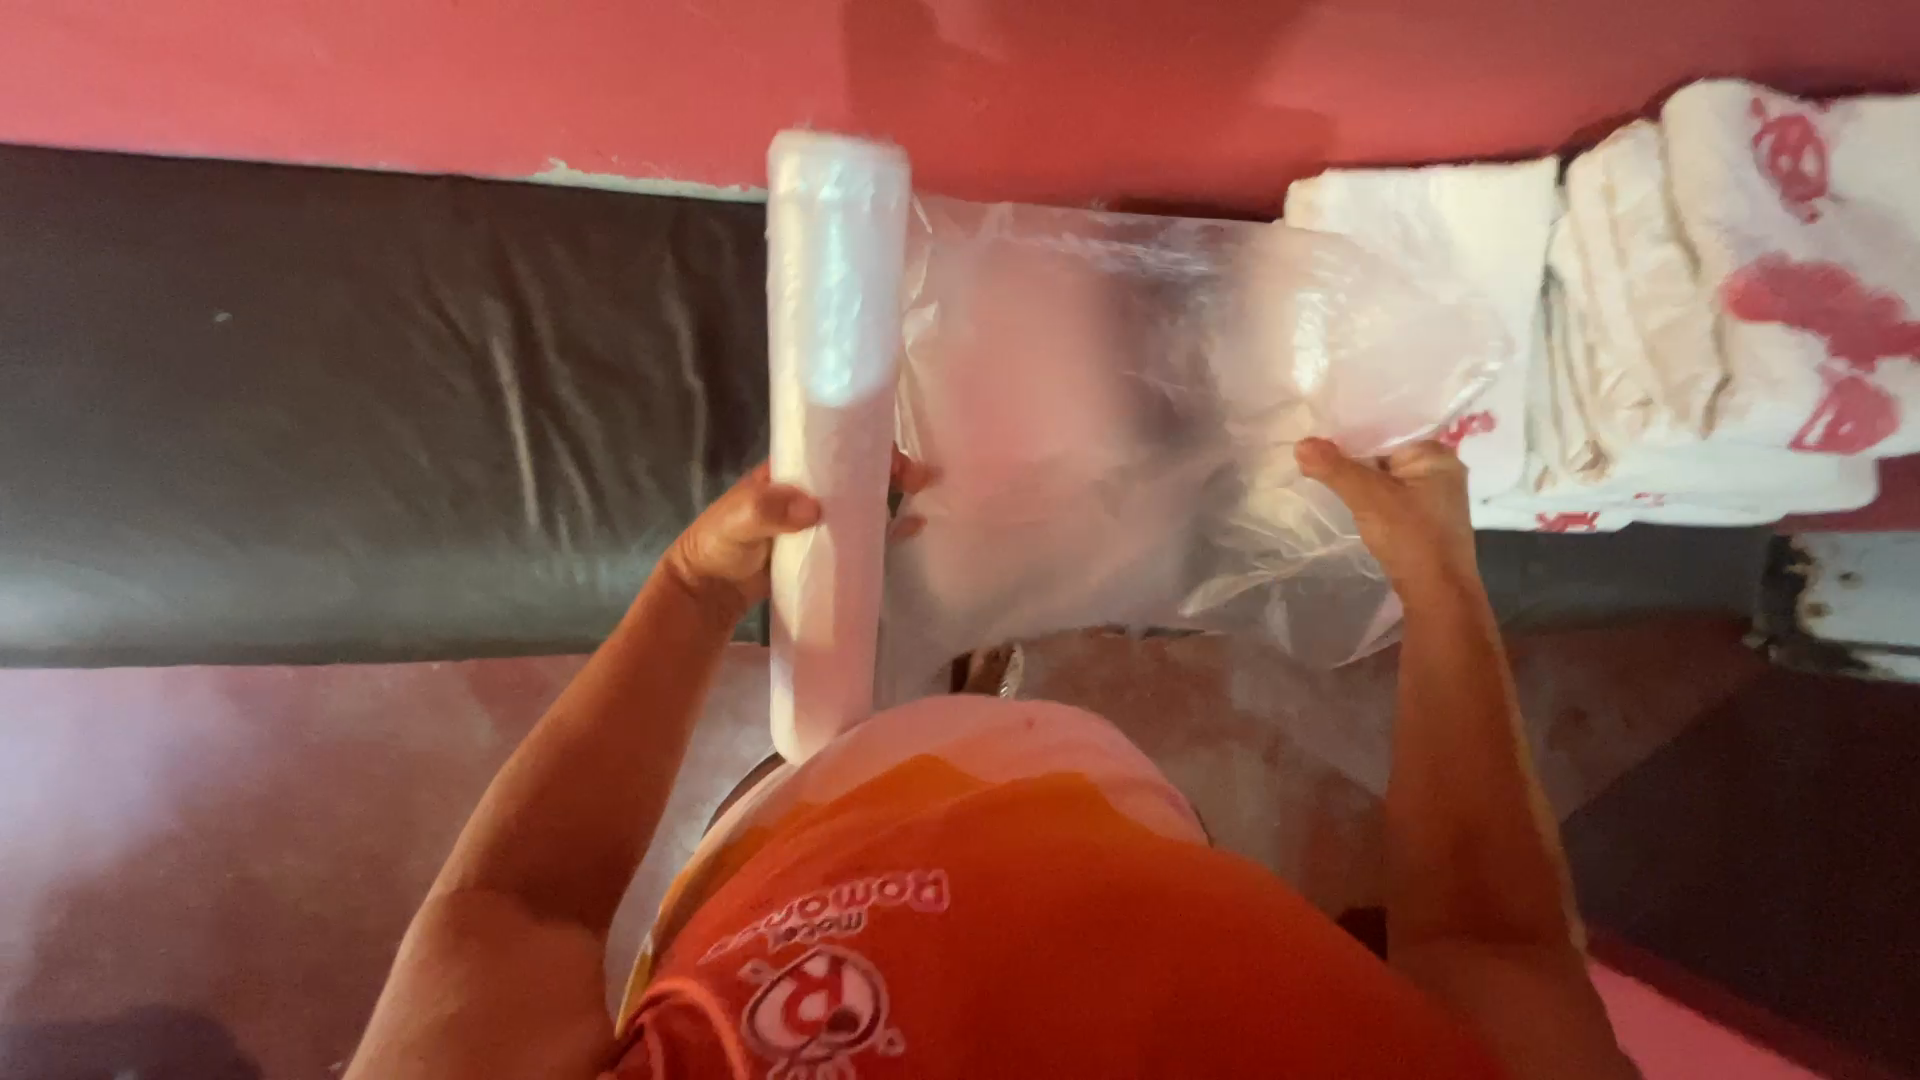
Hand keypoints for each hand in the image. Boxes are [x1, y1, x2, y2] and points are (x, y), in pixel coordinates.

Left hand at [660, 451, 935, 618]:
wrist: (711, 590)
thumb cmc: (718, 545)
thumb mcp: (735, 521)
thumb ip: (766, 510)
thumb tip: (813, 507)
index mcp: (790, 470)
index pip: (833, 446)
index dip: (865, 445)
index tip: (891, 455)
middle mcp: (811, 489)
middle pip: (857, 470)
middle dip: (889, 467)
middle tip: (918, 477)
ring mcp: (822, 519)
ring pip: (865, 499)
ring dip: (894, 493)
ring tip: (923, 494)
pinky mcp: (828, 548)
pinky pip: (864, 534)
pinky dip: (889, 528)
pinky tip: (914, 526)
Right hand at [1295, 437, 1478, 596]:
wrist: (1436, 590)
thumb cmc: (1410, 536)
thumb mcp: (1367, 498)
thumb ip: (1334, 469)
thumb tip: (1300, 443)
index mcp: (1435, 454)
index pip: (1387, 429)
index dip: (1350, 430)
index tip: (1317, 432)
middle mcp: (1438, 468)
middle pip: (1383, 450)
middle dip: (1349, 453)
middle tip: (1311, 450)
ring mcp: (1431, 493)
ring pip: (1383, 473)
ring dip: (1355, 474)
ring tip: (1319, 468)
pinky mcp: (1421, 514)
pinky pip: (1386, 491)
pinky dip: (1365, 492)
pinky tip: (1344, 494)